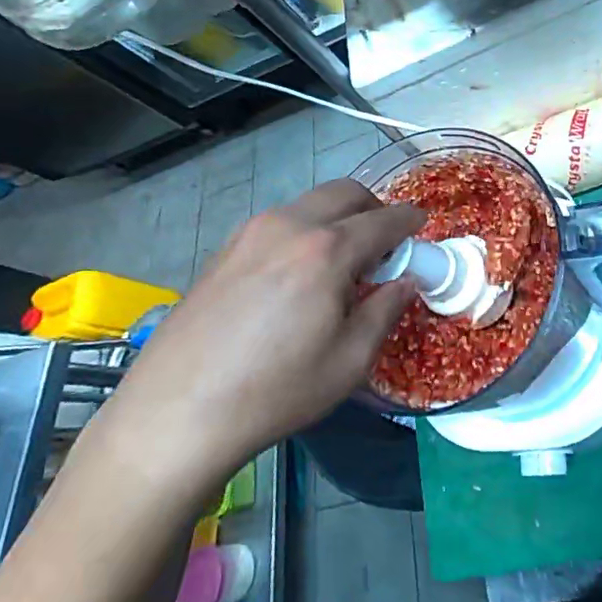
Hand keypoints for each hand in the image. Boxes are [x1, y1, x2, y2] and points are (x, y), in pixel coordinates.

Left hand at [99, 180, 424, 475]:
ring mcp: (250, 233)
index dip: (409, 220)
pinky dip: (304, 231)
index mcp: (327, 250)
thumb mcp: (350, 360)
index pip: (383, 220)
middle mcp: (289, 226)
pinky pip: (278, 223)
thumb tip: (405, 282)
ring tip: (342, 262)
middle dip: (374, 207)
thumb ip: (385, 310)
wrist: (180, 408)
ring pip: (308, 204)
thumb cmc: (277, 389)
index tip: (421, 225)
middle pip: (344, 193)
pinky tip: (299, 274)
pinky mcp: (225, 249)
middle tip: (386, 242)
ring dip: (337, 218)